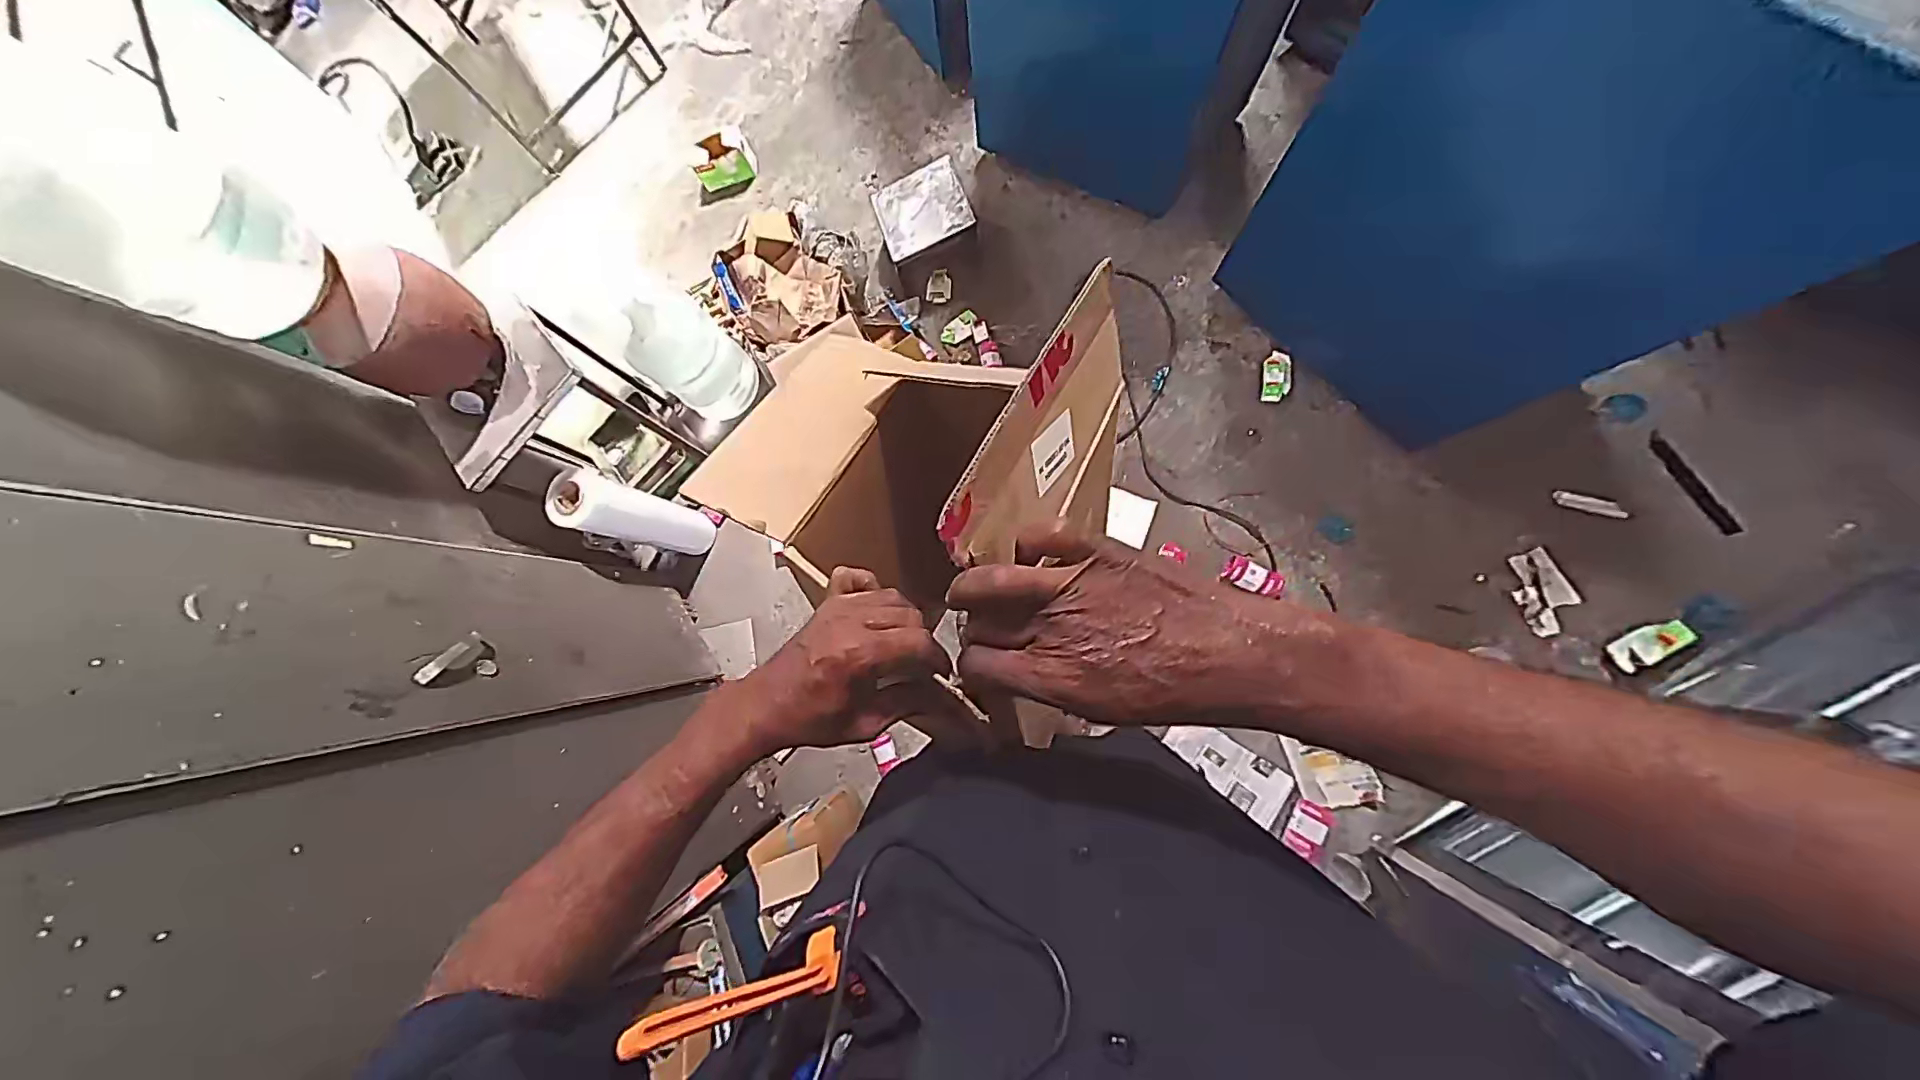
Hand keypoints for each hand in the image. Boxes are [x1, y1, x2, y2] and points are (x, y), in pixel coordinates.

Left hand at [729, 567, 959, 756]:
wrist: (766, 705)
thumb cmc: (808, 718)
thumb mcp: (864, 724)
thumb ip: (907, 704)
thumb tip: (938, 695)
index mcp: (859, 655)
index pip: (919, 642)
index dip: (937, 659)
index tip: (940, 673)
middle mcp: (849, 623)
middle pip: (911, 616)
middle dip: (923, 642)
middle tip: (921, 664)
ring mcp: (838, 608)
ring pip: (893, 597)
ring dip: (905, 619)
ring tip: (902, 643)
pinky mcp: (828, 604)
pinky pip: (859, 579)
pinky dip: (874, 589)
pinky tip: (877, 611)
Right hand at [948, 522, 1325, 727]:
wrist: (1231, 654)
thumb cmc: (1174, 692)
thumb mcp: (1103, 710)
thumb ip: (1051, 689)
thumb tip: (1023, 677)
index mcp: (1051, 675)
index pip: (977, 666)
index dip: (971, 667)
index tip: (980, 665)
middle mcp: (1051, 629)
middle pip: (978, 624)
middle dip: (971, 628)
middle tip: (982, 628)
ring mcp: (1070, 585)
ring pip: (989, 579)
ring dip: (974, 586)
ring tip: (978, 587)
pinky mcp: (1096, 552)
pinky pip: (1041, 536)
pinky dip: (1028, 543)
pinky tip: (1033, 556)